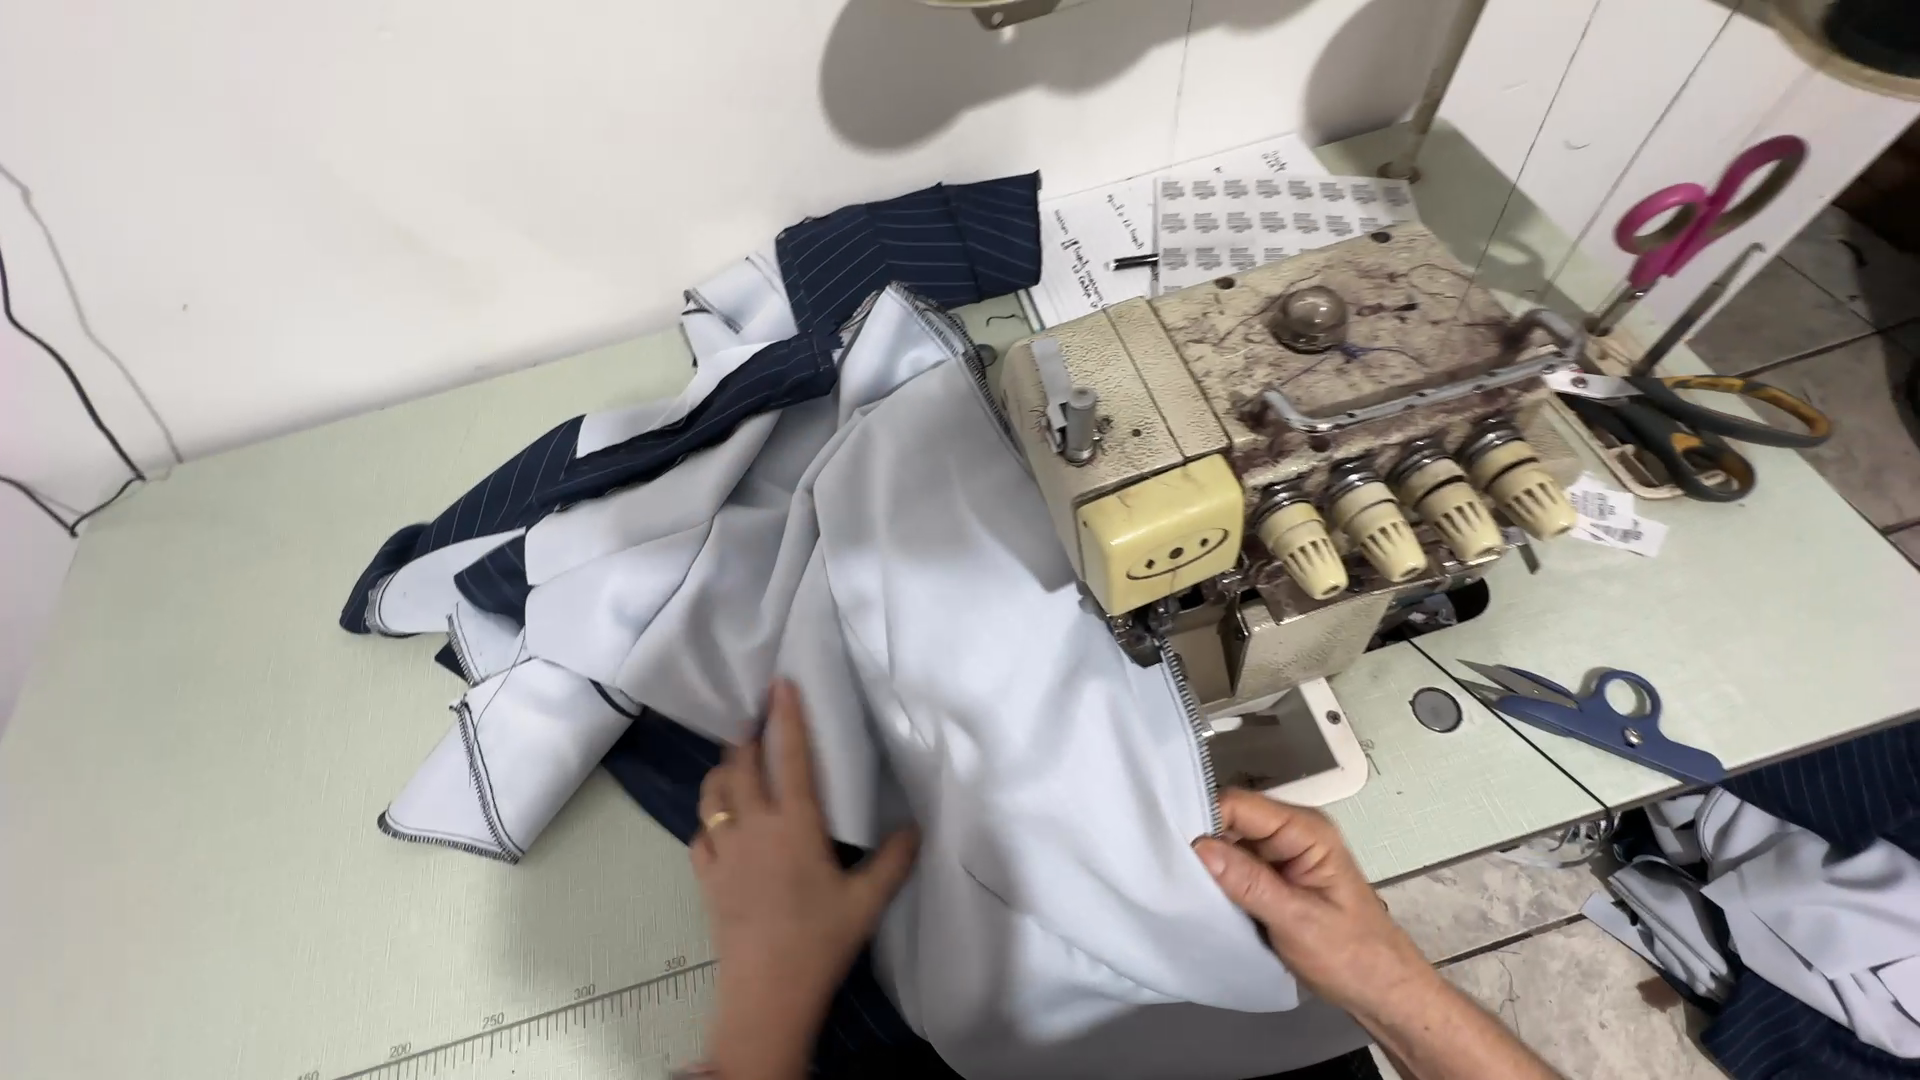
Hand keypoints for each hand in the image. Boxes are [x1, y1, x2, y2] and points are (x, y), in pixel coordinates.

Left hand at [693, 679, 918, 1079]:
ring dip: (721, 770)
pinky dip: (706, 818)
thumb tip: (916, 825)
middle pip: (741, 765)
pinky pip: (697, 833)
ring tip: (734, 761)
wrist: (767, 994)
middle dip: (746, 736)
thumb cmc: (820, 940)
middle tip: (756, 719)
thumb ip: (895, 859)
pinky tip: (717, 821)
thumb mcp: (867, 901)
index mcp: (796, 824)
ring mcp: (724, 852)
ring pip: (711, 793)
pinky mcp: (705, 878)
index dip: (786, 716)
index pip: (789, 756)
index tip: (780, 683)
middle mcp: (755, 827)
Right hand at [1192, 790, 1434, 1018]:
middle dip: (1201, 839)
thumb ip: (1250, 883)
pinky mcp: (1271, 873)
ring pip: (1227, 840)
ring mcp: (1280, 852)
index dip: (1204, 818)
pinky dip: (1216, 876)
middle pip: (1229, 817)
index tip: (1172, 844)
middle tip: (1168, 864)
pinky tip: (1199, 889)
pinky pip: (1233, 862)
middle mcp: (1290, 831)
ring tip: (1178, 878)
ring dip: (1206, 860)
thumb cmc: (1354, 958)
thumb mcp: (1299, 921)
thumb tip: (1200, 847)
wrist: (1383, 995)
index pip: (1239, 804)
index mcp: (1305, 829)